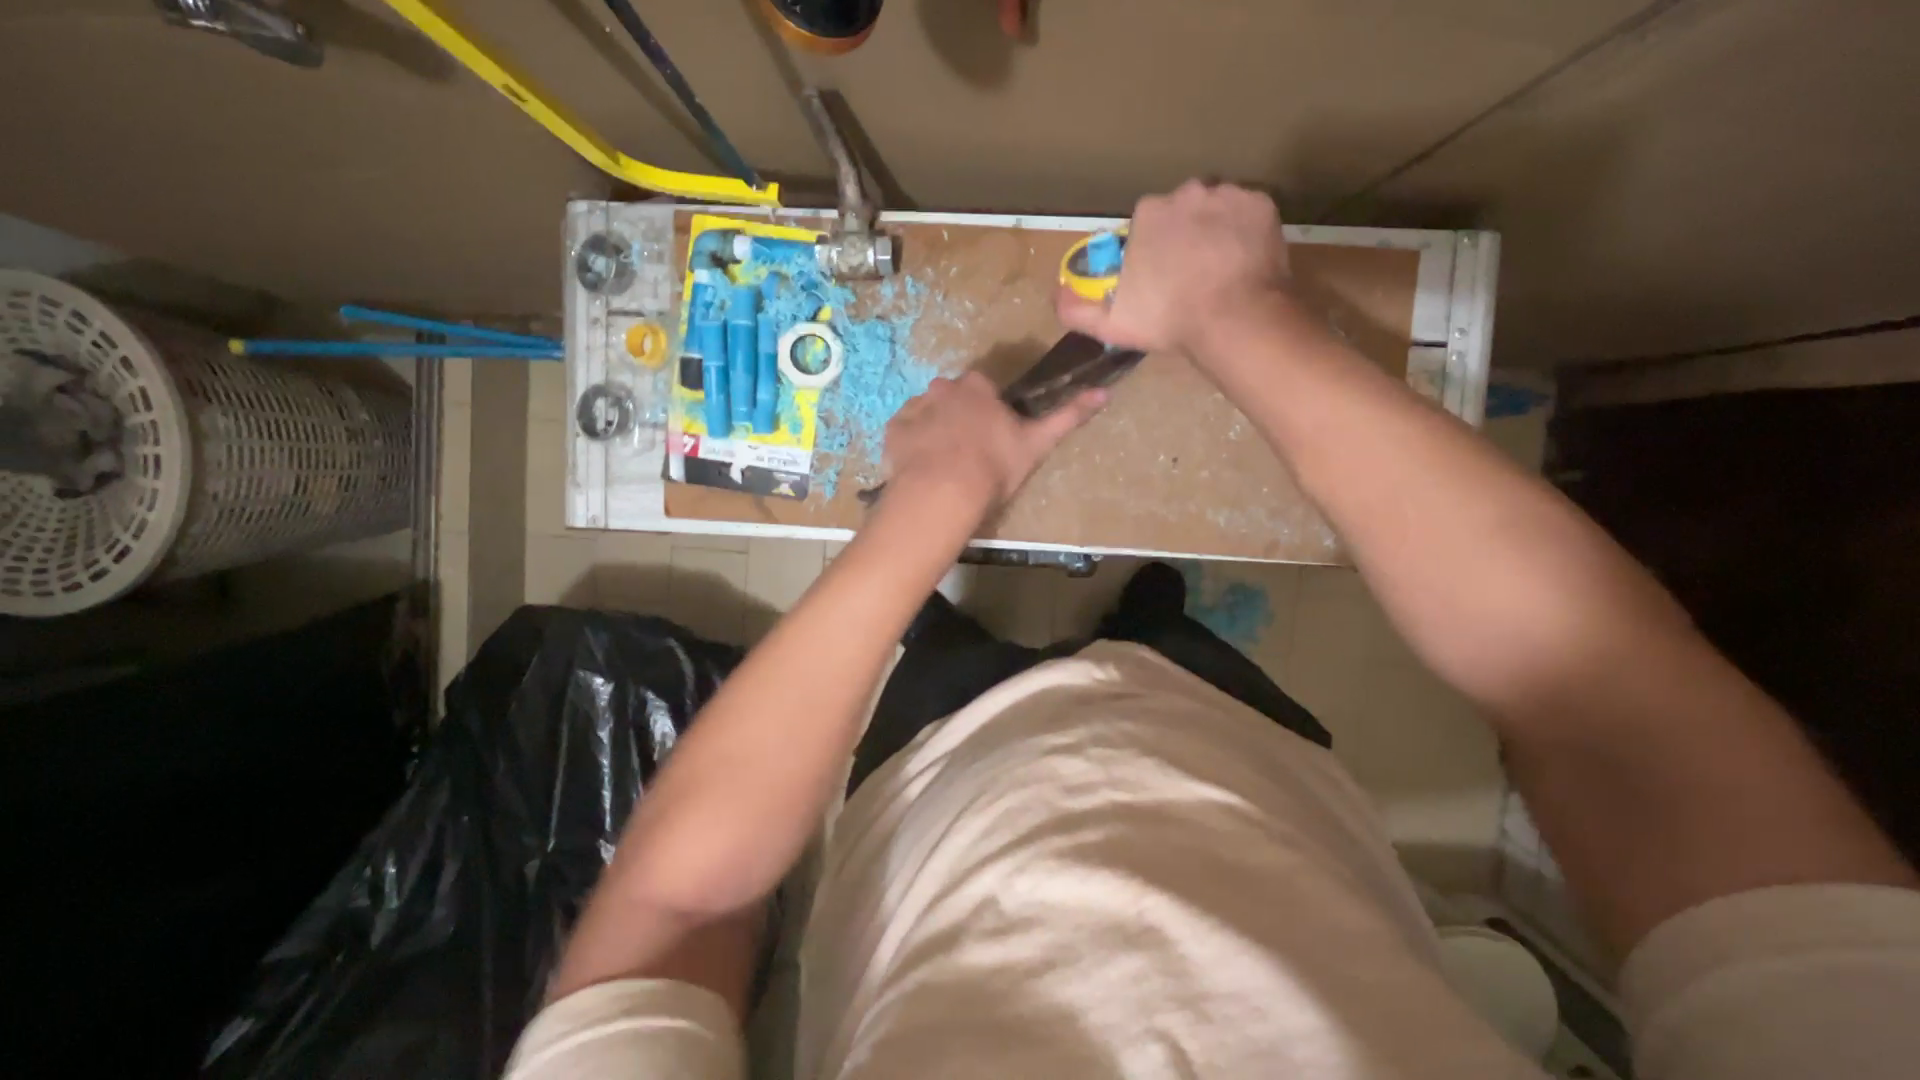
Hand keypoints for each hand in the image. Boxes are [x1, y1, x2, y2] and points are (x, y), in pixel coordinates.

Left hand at [882, 372, 1104, 513]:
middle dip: (960, 418)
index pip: (985, 389)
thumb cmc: (993, 466)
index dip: (989, 412)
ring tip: (944, 465)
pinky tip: (923, 468)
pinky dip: (912, 445)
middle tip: (969, 454)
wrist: (942, 491)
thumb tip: (1105, 391)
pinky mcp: (893, 431)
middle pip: (953, 398)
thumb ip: (1068, 416)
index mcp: (978, 387)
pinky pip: (904, 433)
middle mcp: (943, 388)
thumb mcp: (1037, 442)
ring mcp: (914, 408)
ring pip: (927, 413)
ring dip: (935, 431)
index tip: (993, 436)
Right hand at [1055, 181, 1294, 359]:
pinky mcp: (1261, 204)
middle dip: (1185, 235)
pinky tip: (1243, 259)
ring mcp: (1227, 195)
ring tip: (1220, 267)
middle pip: (1183, 211)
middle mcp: (1186, 193)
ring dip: (1216, 230)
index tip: (1161, 275)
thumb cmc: (1169, 320)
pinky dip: (1246, 231)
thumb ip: (1074, 309)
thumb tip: (1056, 294)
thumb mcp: (1110, 324)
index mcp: (1148, 213)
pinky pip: (1248, 213)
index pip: (1148, 223)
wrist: (1234, 320)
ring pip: (1217, 209)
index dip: (1153, 249)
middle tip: (1192, 273)